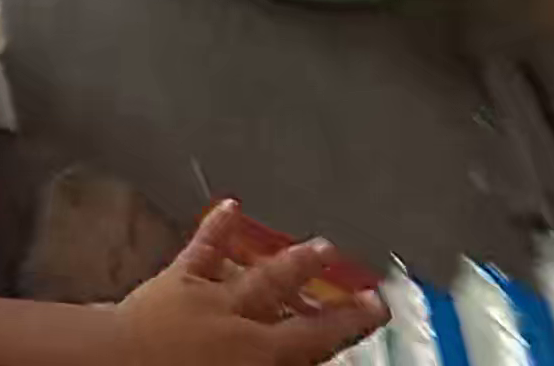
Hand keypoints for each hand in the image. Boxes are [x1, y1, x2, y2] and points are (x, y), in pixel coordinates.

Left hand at [112, 200, 389, 365]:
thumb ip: (275, 364)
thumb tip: (301, 357)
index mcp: (256, 355)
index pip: (314, 338)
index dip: (348, 323)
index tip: (374, 304)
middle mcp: (239, 319)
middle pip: (292, 300)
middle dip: (327, 288)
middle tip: (357, 271)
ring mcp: (209, 293)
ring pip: (258, 272)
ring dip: (289, 258)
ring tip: (319, 242)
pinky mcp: (179, 277)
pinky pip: (203, 247)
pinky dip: (219, 225)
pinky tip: (232, 203)